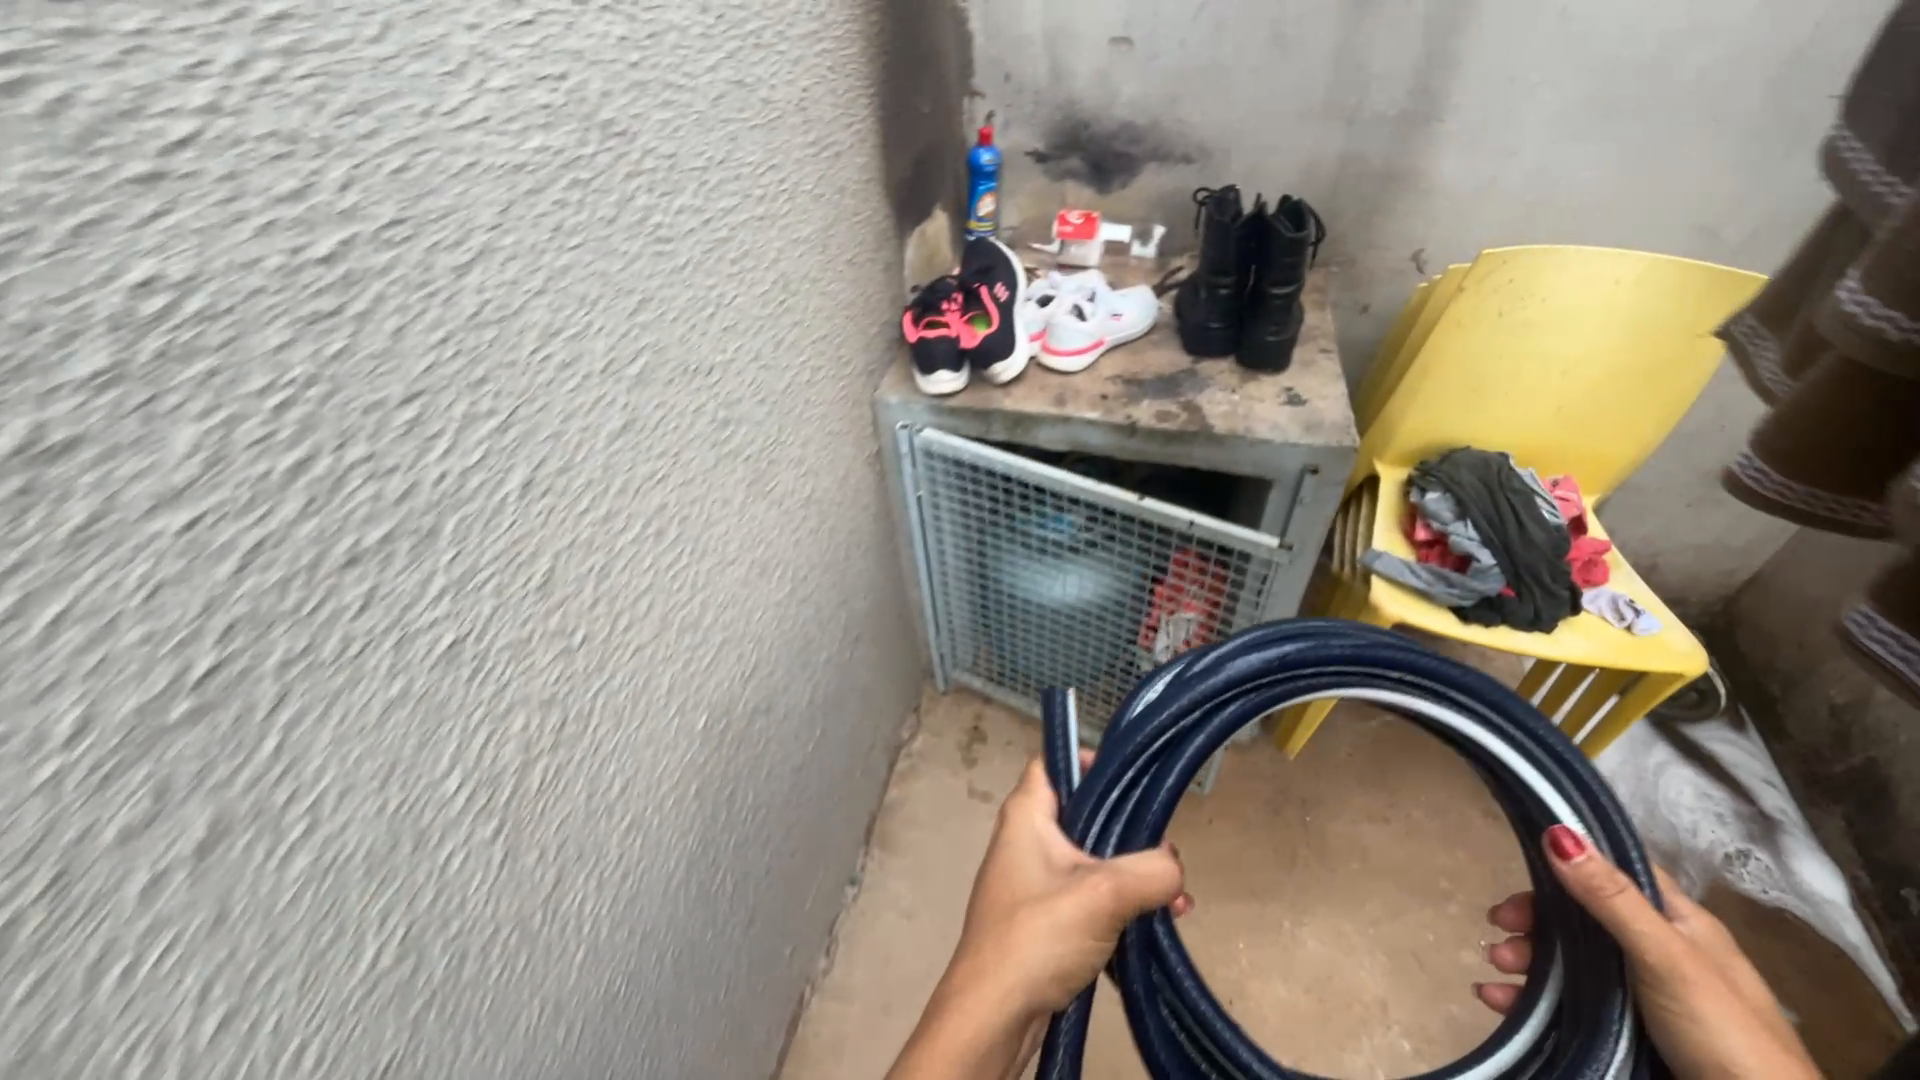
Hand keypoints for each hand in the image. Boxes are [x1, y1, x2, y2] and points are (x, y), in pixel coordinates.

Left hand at [948, 754, 1191, 1017]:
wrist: (994, 1015)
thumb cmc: (1037, 936)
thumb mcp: (1102, 894)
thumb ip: (1149, 872)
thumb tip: (1174, 867)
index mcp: (1027, 815)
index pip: (1053, 763)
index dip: (1087, 761)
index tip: (1130, 778)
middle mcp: (1027, 841)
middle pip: (1084, 814)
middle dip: (1129, 832)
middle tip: (1165, 850)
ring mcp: (1035, 883)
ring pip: (1092, 862)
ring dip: (1133, 877)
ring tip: (1174, 899)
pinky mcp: (1045, 921)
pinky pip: (1089, 900)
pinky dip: (1120, 908)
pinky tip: (1156, 926)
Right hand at [1478, 826, 1820, 1079]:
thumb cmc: (1724, 1032)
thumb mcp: (1666, 959)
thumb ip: (1612, 898)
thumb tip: (1556, 828)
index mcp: (1678, 924)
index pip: (1616, 874)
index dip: (1569, 866)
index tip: (1523, 871)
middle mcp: (1657, 952)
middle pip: (1582, 919)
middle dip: (1534, 922)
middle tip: (1498, 931)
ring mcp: (1641, 995)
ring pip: (1569, 963)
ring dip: (1525, 960)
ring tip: (1497, 971)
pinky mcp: (1625, 1032)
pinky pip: (1566, 1004)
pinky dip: (1528, 999)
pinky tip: (1499, 1001)